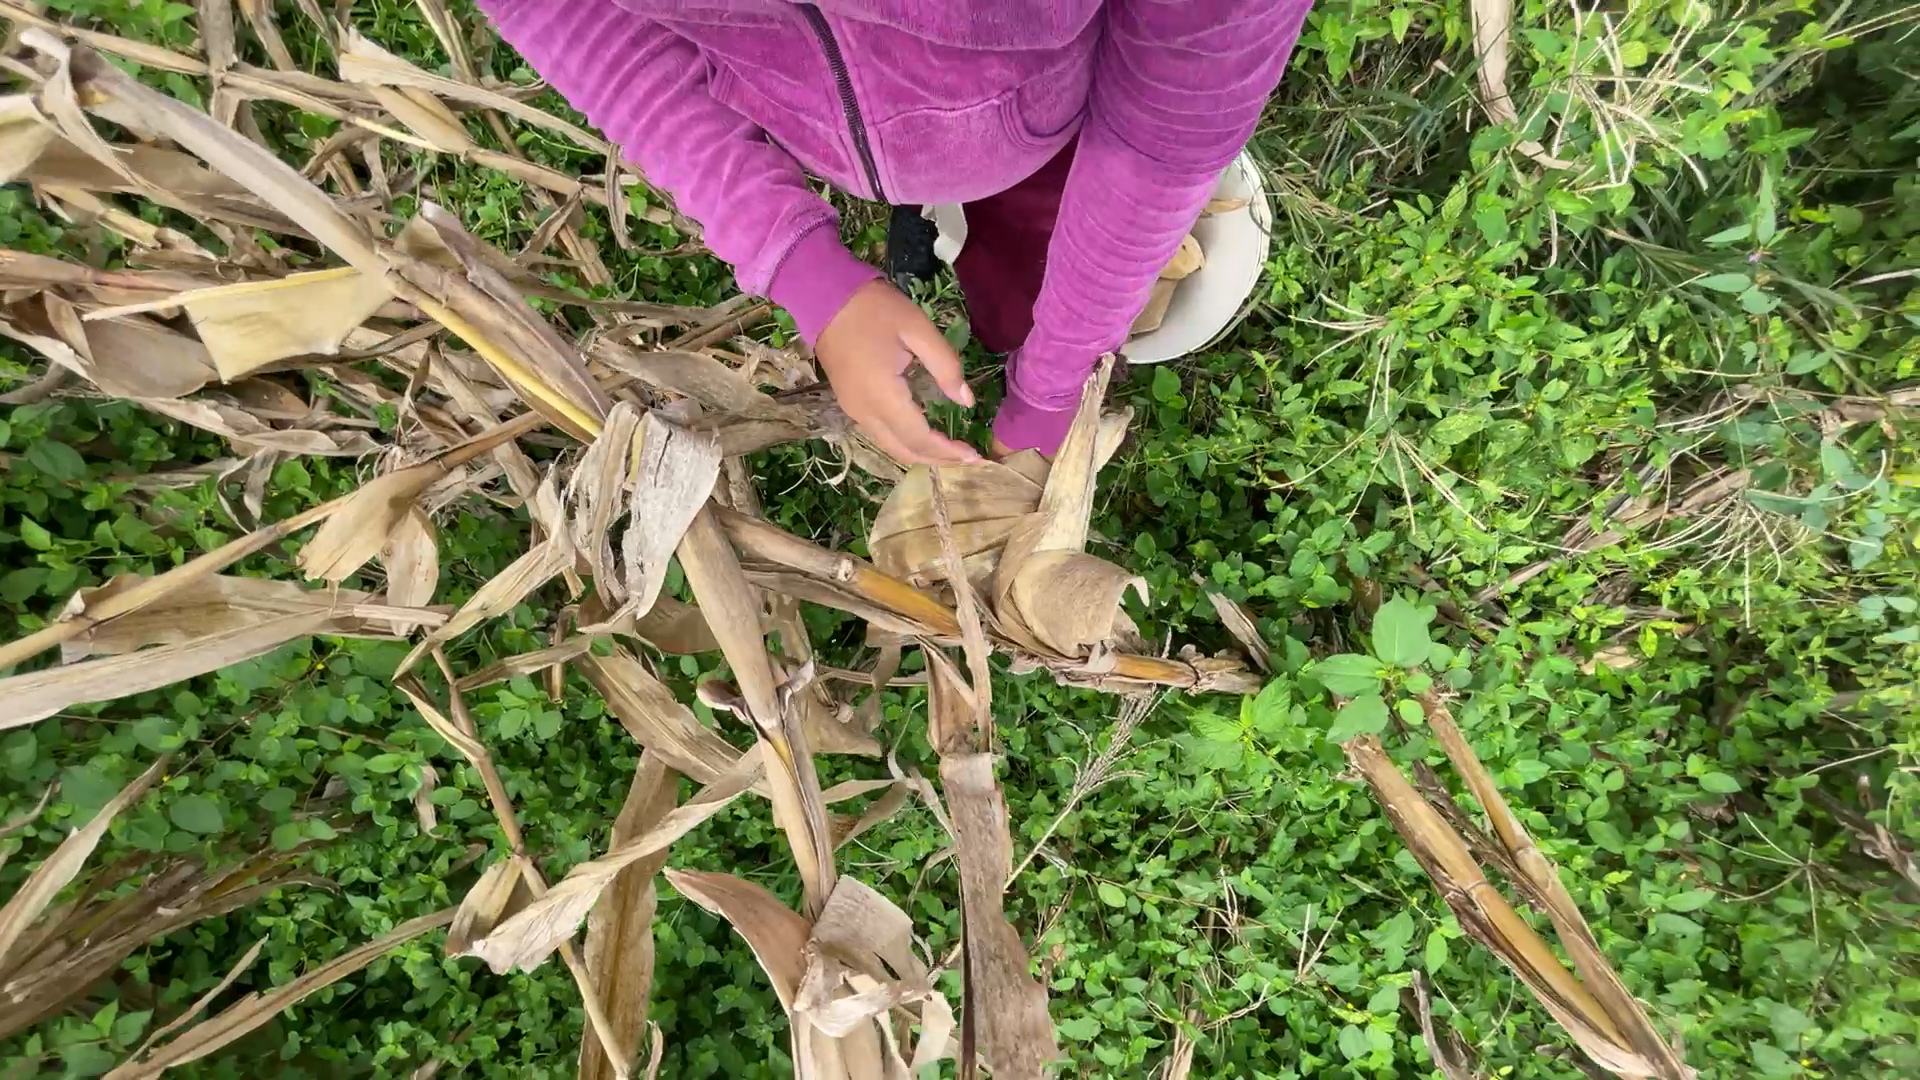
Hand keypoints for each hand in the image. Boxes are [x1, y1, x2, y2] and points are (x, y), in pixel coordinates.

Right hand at [816, 280, 980, 464]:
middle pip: (906, 452)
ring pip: (891, 447)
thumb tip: (966, 400)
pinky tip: (924, 437)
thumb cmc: (874, 309)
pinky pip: (881, 435)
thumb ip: (945, 366)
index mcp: (883, 396)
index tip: (975, 455)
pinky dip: (906, 443)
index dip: (948, 451)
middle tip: (967, 459)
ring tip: (950, 453)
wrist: (824, 297)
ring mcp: (854, 411)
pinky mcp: (850, 405)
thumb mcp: (918, 328)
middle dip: (938, 460)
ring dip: (922, 455)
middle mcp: (866, 413)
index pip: (921, 438)